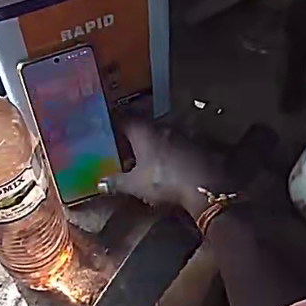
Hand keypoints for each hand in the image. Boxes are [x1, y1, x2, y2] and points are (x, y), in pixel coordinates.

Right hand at [98, 118, 231, 220]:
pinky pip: (175, 143)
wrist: (205, 187)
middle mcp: (161, 126)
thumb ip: (116, 182)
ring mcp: (181, 134)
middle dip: (132, 134)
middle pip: (142, 125)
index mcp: (143, 131)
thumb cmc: (164, 181)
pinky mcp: (196, 144)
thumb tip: (100, 183)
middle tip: (122, 145)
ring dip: (151, 142)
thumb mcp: (135, 185)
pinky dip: (167, 150)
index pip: (124, 118)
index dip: (114, 123)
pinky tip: (166, 163)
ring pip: (160, 133)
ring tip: (142, 156)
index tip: (106, 128)